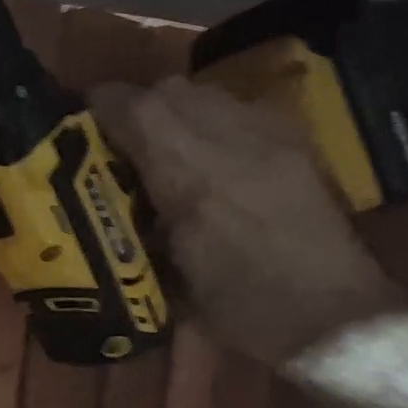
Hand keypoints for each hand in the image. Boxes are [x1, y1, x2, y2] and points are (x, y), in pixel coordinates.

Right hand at [90, 77, 407, 364]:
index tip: (78, 124)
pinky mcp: (298, 144)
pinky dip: (211, 122)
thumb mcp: (164, 270)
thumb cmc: (235, 307)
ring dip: (173, 113)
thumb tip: (99, 187)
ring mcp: (274, 139)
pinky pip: (240, 110)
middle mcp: (235, 145)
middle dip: (135, 109)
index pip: (140, 109)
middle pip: (172, 91)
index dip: (102, 108)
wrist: (329, 316)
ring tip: (158, 151)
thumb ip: (134, 216)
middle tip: (115, 144)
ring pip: (207, 95)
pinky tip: (206, 159)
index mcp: (195, 180)